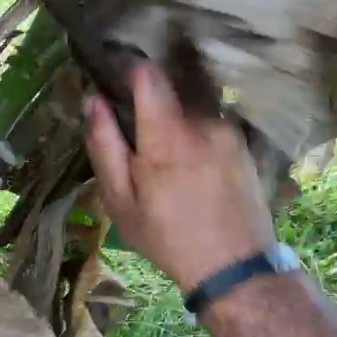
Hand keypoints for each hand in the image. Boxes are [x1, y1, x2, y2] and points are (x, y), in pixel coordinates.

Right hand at [83, 61, 273, 291]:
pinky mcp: (244, 145)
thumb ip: (103, 144)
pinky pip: (209, 126)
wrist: (233, 267)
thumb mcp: (119, 198)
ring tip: (162, 163)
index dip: (128, 69)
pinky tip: (188, 172)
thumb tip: (92, 100)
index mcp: (168, 135)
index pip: (149, 74)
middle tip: (133, 140)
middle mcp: (204, 123)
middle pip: (169, 92)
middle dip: (148, 106)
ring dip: (172, 123)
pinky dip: (193, 137)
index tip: (113, 79)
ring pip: (189, 110)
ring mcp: (229, 133)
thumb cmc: (165, 235)